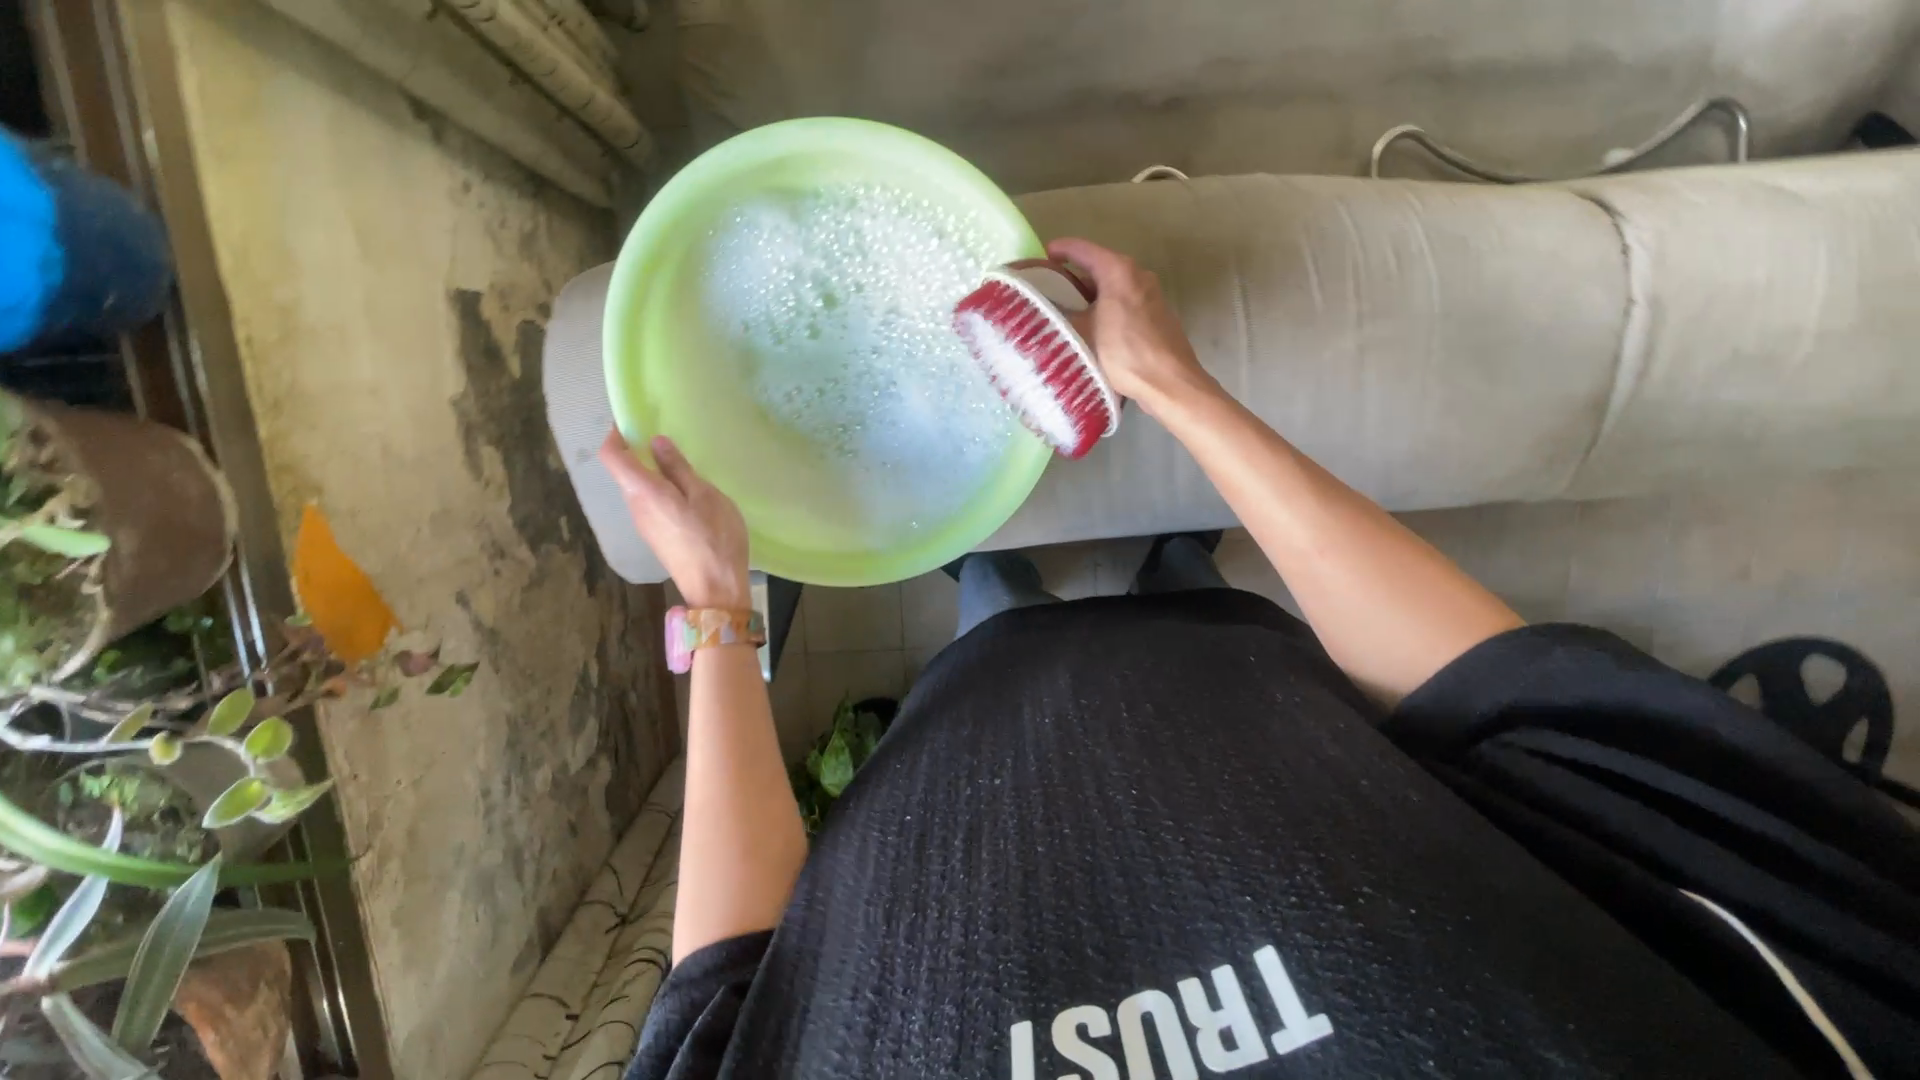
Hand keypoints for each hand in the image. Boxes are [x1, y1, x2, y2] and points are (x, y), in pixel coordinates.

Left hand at [599, 431, 751, 610]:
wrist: (715, 589)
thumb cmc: (714, 537)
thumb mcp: (704, 495)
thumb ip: (678, 468)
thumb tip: (655, 443)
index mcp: (643, 491)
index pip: (611, 456)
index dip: (614, 435)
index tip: (633, 422)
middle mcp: (635, 507)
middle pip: (624, 473)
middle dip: (637, 452)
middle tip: (667, 441)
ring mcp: (644, 525)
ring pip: (638, 490)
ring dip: (652, 473)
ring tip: (682, 467)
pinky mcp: (655, 537)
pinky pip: (649, 504)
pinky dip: (660, 491)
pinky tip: (686, 495)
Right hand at [1047, 237, 1219, 414]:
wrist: (1168, 382)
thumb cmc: (1123, 353)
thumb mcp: (1082, 334)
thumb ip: (1061, 316)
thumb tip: (1042, 312)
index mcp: (1118, 270)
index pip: (1081, 249)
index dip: (1058, 250)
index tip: (1039, 259)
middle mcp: (1137, 274)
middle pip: (1098, 266)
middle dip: (1072, 277)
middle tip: (1048, 290)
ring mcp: (1151, 293)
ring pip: (1112, 286)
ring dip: (1089, 295)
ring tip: (1065, 312)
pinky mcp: (1157, 313)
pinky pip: (1124, 301)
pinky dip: (1105, 307)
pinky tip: (1092, 328)